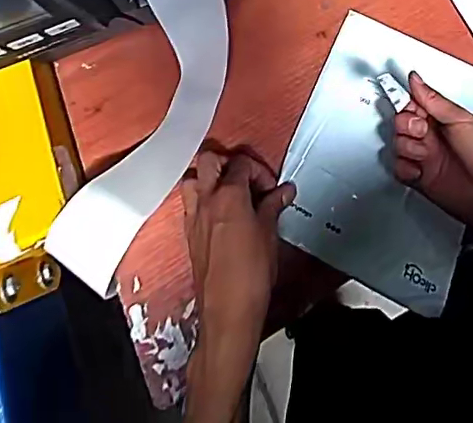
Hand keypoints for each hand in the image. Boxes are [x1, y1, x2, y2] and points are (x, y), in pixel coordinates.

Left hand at [180, 150, 293, 341]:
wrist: (228, 312)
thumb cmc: (251, 274)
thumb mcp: (269, 233)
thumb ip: (273, 205)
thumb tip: (283, 192)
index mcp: (228, 195)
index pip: (241, 163)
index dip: (259, 170)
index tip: (271, 187)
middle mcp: (206, 201)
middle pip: (209, 160)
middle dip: (229, 162)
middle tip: (246, 178)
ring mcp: (194, 218)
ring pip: (192, 179)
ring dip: (210, 178)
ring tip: (230, 190)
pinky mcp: (190, 235)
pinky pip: (190, 203)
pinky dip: (203, 199)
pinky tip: (221, 213)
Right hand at [392, 71, 472, 231]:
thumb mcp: (462, 119)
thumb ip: (434, 100)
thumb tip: (416, 80)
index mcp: (443, 118)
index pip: (414, 104)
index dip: (405, 101)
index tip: (400, 98)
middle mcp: (433, 137)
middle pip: (401, 123)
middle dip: (406, 124)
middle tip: (421, 130)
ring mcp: (427, 158)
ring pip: (398, 145)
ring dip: (407, 146)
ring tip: (425, 151)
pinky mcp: (422, 180)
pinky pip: (400, 169)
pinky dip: (405, 168)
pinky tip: (420, 168)